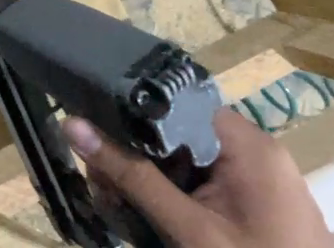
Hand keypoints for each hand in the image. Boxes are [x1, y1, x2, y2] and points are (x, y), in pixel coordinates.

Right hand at [64, 111, 332, 247]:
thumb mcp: (188, 229)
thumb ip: (131, 175)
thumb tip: (70, 123)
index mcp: (250, 146)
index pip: (175, 103)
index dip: (130, 115)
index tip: (95, 139)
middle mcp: (259, 155)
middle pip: (176, 134)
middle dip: (132, 158)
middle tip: (101, 187)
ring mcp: (263, 185)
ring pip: (186, 163)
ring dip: (147, 182)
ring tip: (119, 208)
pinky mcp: (261, 210)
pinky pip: (205, 187)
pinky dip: (174, 199)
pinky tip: (152, 222)